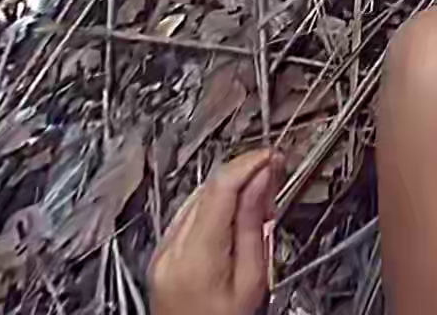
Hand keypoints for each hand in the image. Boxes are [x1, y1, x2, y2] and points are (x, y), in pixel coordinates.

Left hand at [148, 150, 279, 314]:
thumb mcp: (251, 279)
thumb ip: (253, 223)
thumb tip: (262, 176)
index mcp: (195, 257)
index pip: (222, 185)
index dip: (250, 162)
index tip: (273, 157)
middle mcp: (171, 248)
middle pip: (211, 186)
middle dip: (246, 174)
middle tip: (274, 176)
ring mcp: (163, 251)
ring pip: (201, 194)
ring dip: (234, 187)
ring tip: (260, 202)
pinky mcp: (162, 253)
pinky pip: (192, 211)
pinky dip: (218, 203)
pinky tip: (236, 214)